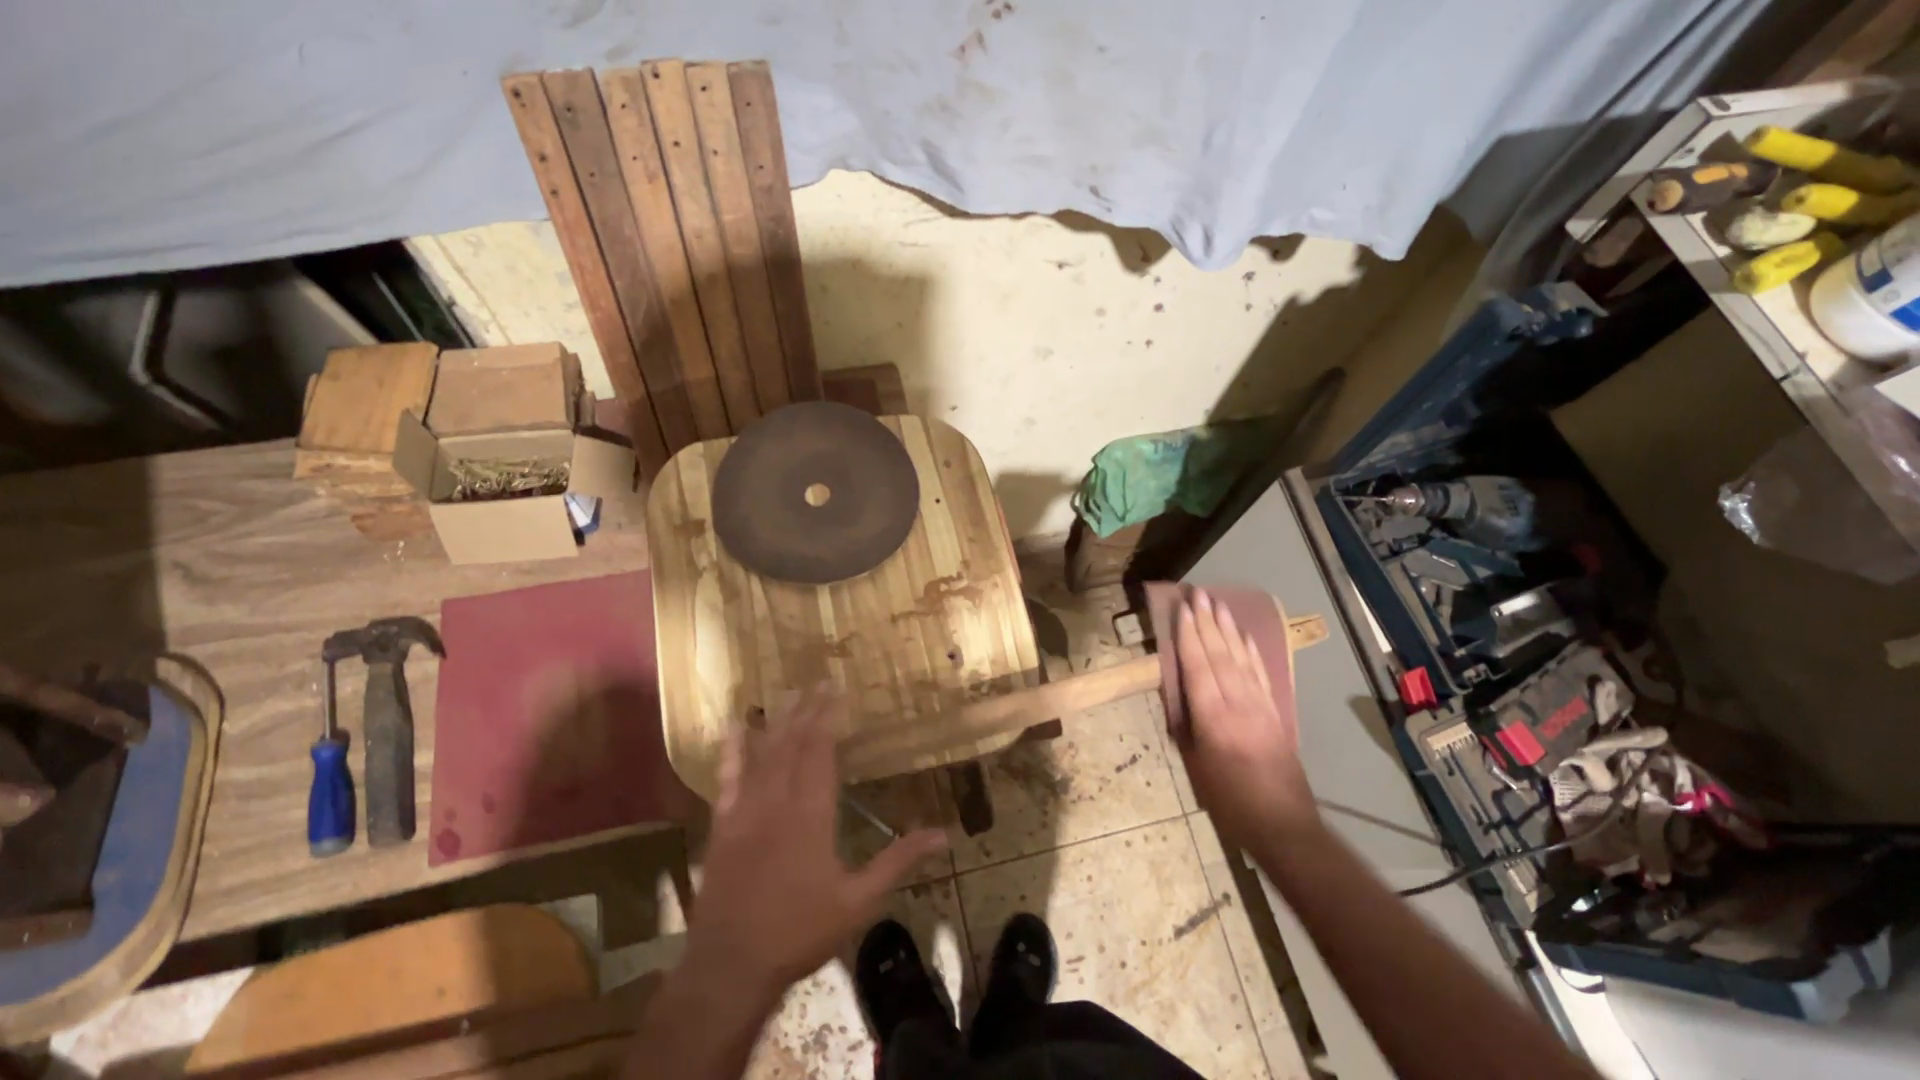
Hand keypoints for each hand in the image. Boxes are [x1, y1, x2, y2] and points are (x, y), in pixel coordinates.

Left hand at [686, 686, 947, 1001]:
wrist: (732, 962)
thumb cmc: (800, 931)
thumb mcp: (859, 900)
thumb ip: (898, 861)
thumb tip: (944, 834)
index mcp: (811, 816)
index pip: (820, 754)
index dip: (827, 719)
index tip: (835, 690)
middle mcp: (776, 803)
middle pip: (791, 746)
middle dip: (804, 712)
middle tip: (815, 683)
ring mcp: (744, 813)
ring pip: (760, 756)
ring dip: (775, 723)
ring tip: (786, 695)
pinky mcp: (722, 827)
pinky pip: (727, 780)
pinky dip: (731, 752)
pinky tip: (733, 730)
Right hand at [1173, 588, 1317, 845]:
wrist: (1282, 823)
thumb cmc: (1229, 801)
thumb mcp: (1195, 766)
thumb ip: (1187, 726)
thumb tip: (1177, 693)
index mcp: (1213, 718)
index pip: (1198, 666)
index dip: (1189, 635)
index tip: (1182, 608)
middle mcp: (1238, 704)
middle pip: (1220, 654)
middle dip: (1207, 622)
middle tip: (1198, 593)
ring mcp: (1261, 706)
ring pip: (1241, 658)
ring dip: (1228, 628)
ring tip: (1218, 603)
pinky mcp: (1275, 712)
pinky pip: (1261, 673)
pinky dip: (1251, 651)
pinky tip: (1244, 636)